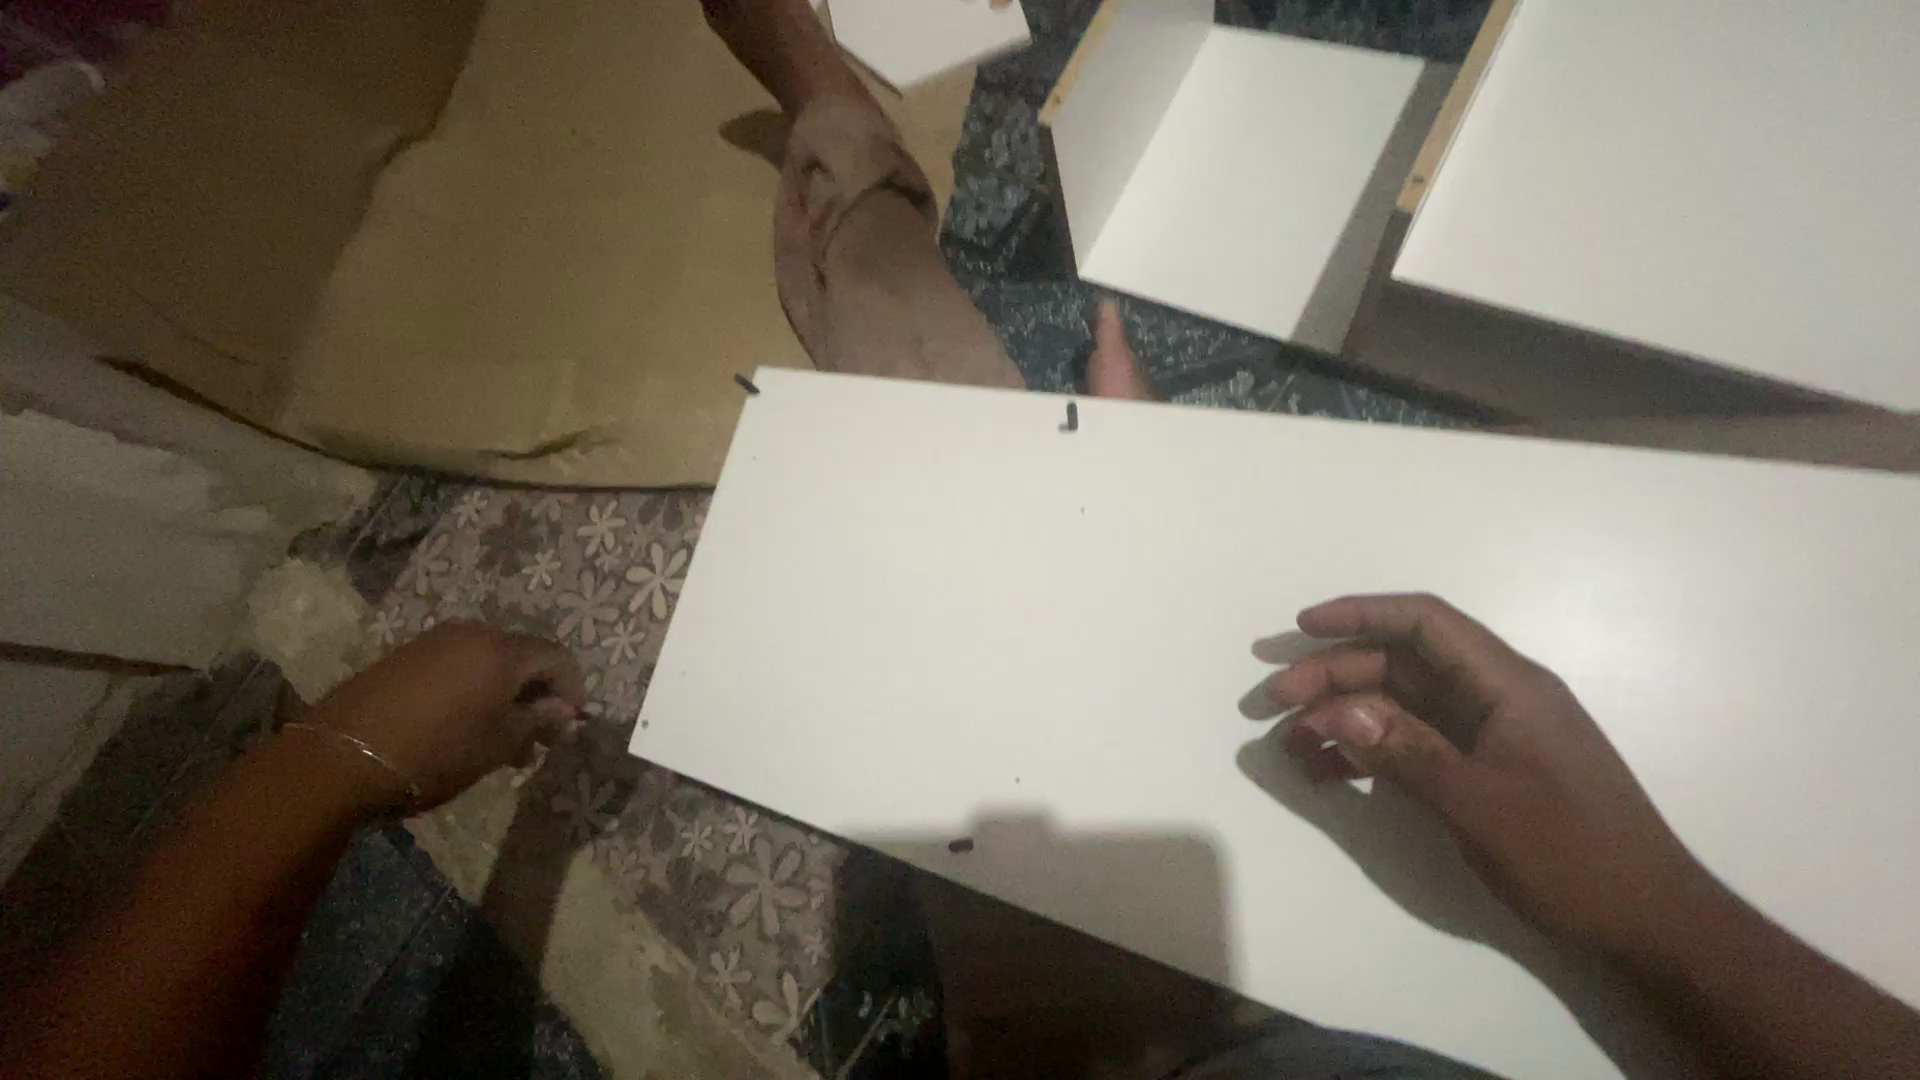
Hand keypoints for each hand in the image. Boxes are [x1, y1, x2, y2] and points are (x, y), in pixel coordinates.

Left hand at [302, 622, 585, 809]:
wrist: (336, 759)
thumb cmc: (435, 751)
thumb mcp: (499, 744)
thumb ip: (539, 721)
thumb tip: (564, 710)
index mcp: (504, 651)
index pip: (559, 658)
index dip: (572, 689)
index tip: (567, 725)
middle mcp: (473, 634)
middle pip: (524, 656)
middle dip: (536, 694)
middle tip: (535, 737)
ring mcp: (434, 642)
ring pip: (489, 662)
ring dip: (504, 694)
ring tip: (498, 738)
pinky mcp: (403, 658)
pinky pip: (456, 666)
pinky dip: (472, 690)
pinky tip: (461, 725)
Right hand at [1265, 593, 1725, 956]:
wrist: (1651, 930)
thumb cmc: (1576, 859)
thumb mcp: (1484, 807)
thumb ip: (1407, 752)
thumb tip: (1337, 711)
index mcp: (1506, 685)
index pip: (1425, 622)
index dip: (1360, 614)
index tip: (1301, 627)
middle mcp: (1489, 697)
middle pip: (1395, 663)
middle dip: (1331, 676)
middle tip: (1274, 703)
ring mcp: (1478, 733)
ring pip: (1391, 702)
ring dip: (1337, 716)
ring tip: (1289, 743)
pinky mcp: (1469, 766)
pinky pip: (1402, 741)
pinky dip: (1360, 751)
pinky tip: (1324, 774)